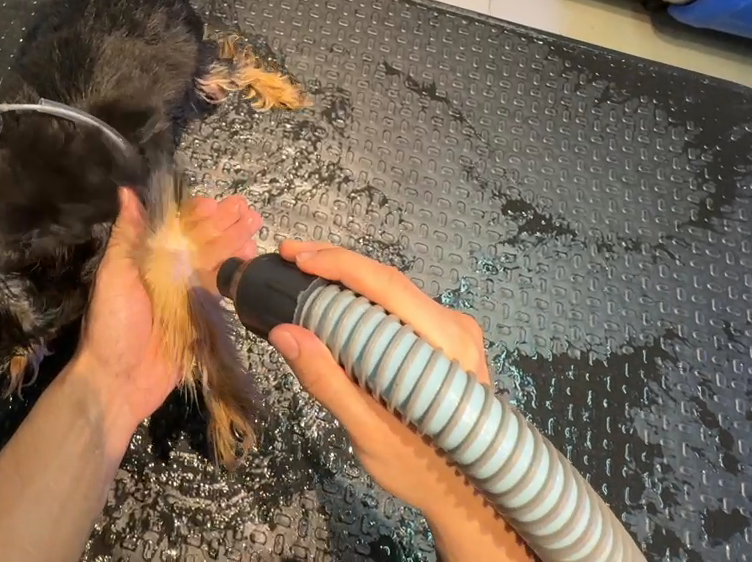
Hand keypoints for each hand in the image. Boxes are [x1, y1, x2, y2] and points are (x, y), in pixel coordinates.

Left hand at [67, 188, 260, 453]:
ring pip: (214, 262)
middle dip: (223, 223)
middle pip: (199, 241)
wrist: (117, 380)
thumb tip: (126, 192)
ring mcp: (185, 294)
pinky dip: (235, 273)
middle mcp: (167, 271)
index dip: (195, 214)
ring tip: (254, 228)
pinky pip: (220, 291)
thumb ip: (128, 234)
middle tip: (245, 209)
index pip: (175, 226)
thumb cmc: (112, 322)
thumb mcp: (114, 273)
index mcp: (146, 257)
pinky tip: (251, 259)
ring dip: (234, 243)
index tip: (213, 204)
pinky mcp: (200, 318)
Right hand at [267, 242, 491, 518]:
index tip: (297, 256)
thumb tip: (282, 332)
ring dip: (344, 274)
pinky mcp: (442, 336)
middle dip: (334, 261)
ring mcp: (451, 328)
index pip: (387, 286)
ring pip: (389, 287)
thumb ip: (328, 382)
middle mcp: (453, 325)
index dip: (340, 264)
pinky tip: (332, 293)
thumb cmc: (422, 470)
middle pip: (387, 279)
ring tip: (302, 267)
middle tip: (289, 252)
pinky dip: (359, 293)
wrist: (468, 498)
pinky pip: (394, 303)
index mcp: (445, 343)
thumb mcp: (369, 434)